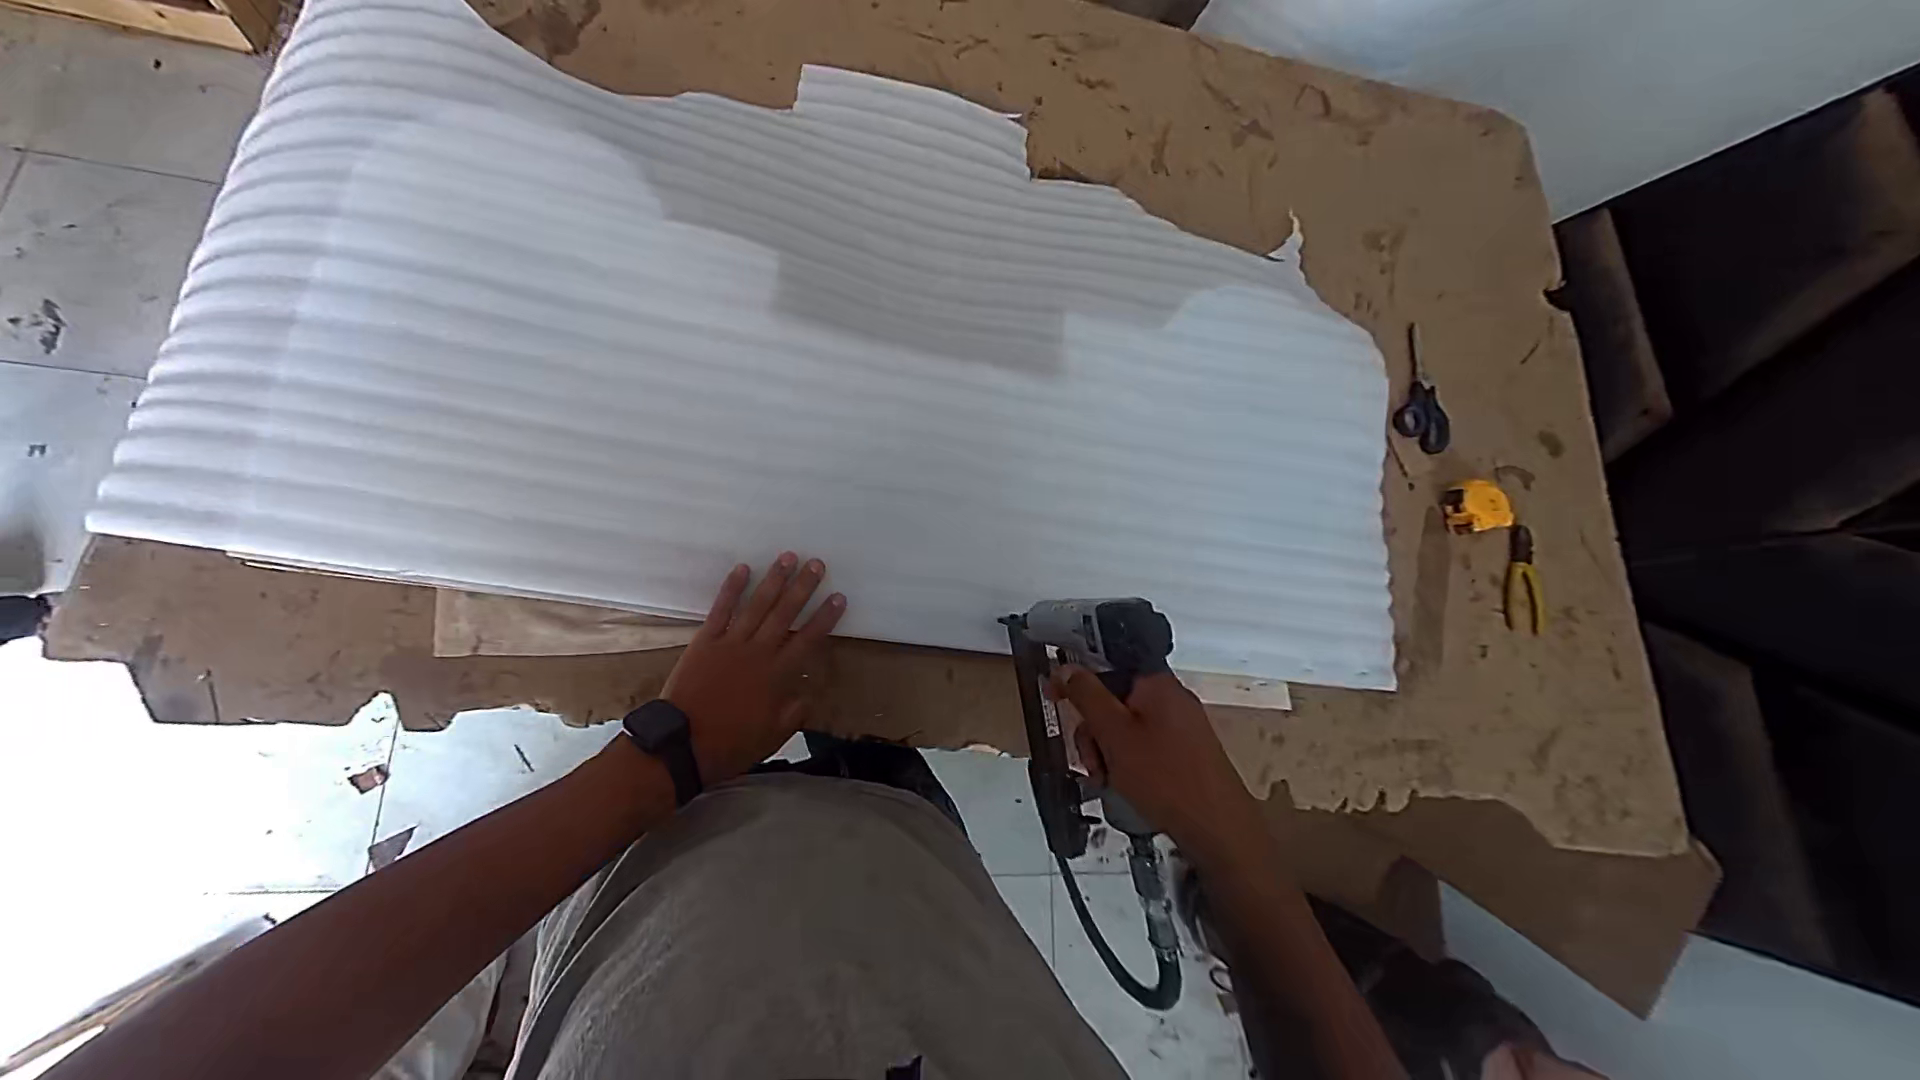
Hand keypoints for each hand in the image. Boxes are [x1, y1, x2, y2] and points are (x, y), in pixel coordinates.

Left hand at [664, 553, 845, 784]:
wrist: (681, 745)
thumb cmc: (730, 743)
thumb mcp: (772, 736)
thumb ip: (793, 713)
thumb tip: (808, 694)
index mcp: (777, 675)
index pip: (808, 639)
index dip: (825, 617)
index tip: (839, 597)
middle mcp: (758, 652)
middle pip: (785, 613)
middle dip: (803, 587)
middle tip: (816, 564)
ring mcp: (731, 643)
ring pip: (757, 605)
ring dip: (774, 580)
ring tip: (788, 557)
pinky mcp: (705, 642)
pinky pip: (721, 610)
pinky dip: (732, 588)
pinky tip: (743, 569)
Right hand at [1051, 668, 1265, 867]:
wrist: (1219, 830)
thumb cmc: (1163, 776)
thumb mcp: (1113, 734)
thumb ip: (1086, 696)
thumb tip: (1065, 666)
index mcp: (1155, 682)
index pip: (1108, 664)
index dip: (1078, 680)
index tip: (1055, 699)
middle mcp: (1170, 696)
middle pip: (1114, 699)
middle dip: (1093, 730)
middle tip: (1091, 761)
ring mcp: (1181, 725)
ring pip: (1126, 726)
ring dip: (1107, 750)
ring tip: (1106, 780)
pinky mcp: (1186, 750)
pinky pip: (1144, 744)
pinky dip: (1127, 760)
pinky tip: (1124, 785)